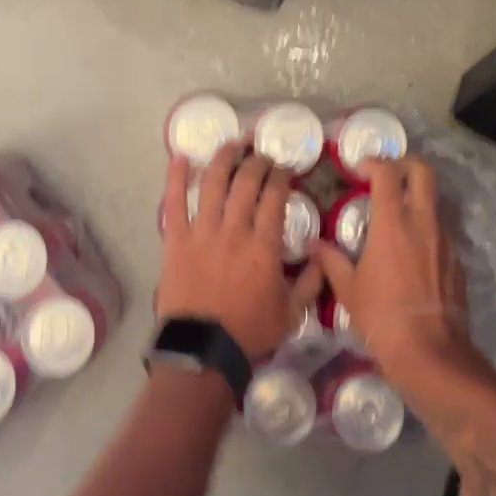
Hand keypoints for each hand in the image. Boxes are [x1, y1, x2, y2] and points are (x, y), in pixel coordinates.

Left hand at [159, 144, 323, 361]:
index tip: (284, 169)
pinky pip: (174, 202)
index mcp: (264, 246)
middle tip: (262, 156)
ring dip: (223, 158)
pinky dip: (176, 177)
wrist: (202, 351)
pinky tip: (179, 156)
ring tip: (232, 144)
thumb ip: (311, 282)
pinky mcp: (175, 241)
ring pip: (213, 184)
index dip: (281, 177)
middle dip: (257, 162)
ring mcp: (202, 233)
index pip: (274, 197)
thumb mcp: (292, 313)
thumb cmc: (249, 332)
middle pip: (246, 183)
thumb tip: (322, 254)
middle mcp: (234, 231)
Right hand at [314, 156, 473, 377]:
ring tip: (397, 215)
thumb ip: (331, 261)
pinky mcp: (457, 261)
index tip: (360, 168)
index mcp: (393, 223)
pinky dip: (426, 229)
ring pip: (435, 202)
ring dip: (417, 198)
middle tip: (387, 174)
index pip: (388, 174)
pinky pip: (442, 232)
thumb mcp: (348, 290)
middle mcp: (423, 223)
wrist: (430, 353)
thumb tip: (313, 245)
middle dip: (406, 164)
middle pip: (423, 172)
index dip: (374, 163)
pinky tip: (412, 251)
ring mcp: (445, 241)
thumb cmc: (382, 317)